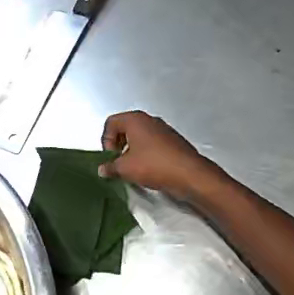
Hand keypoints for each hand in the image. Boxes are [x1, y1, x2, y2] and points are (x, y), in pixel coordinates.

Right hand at [99, 111, 220, 198]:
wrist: (191, 175)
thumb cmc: (154, 166)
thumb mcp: (125, 169)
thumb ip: (109, 167)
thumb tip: (102, 169)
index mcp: (135, 119)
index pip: (110, 123)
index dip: (106, 140)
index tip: (111, 157)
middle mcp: (149, 120)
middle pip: (124, 128)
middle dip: (118, 145)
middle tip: (118, 161)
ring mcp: (164, 129)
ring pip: (139, 136)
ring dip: (132, 150)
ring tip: (133, 168)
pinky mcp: (174, 140)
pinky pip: (152, 143)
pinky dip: (146, 153)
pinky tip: (148, 169)